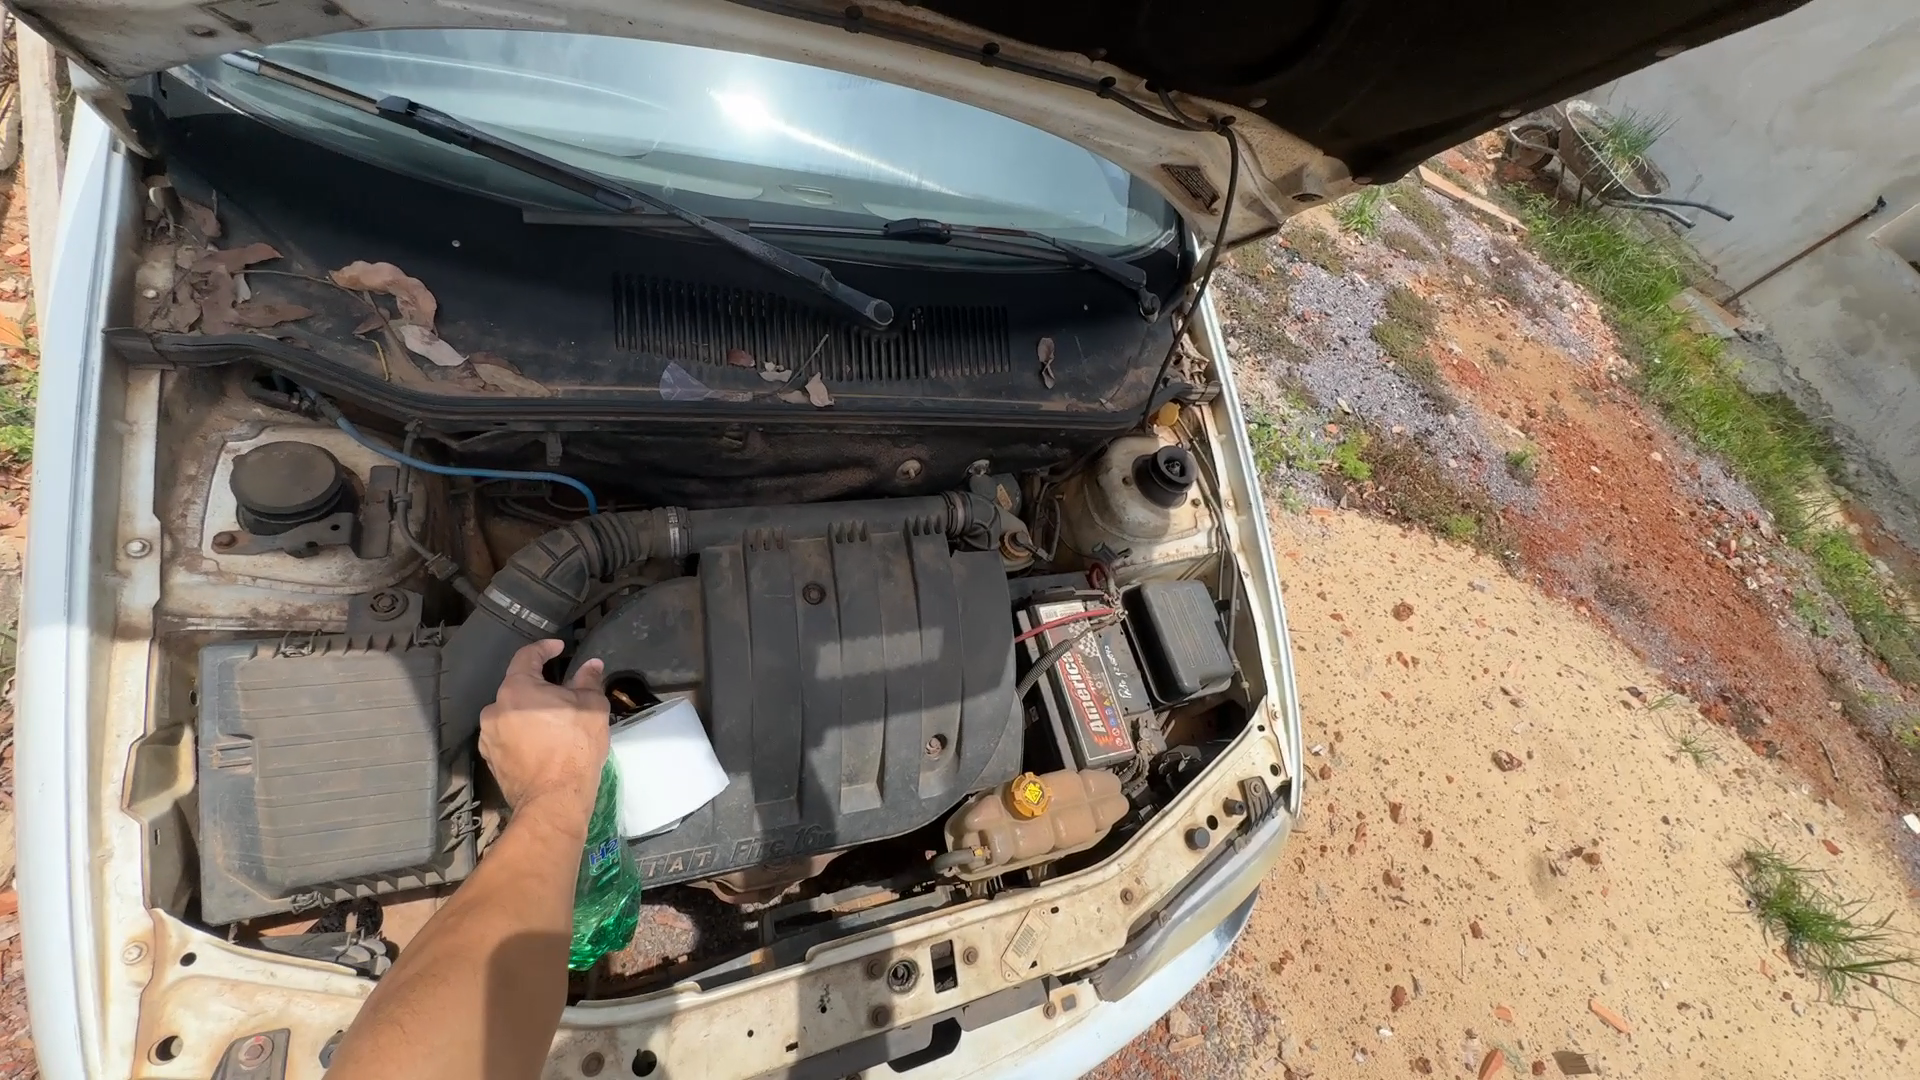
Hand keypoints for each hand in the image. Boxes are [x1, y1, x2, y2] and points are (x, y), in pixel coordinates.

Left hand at [478, 639, 609, 831]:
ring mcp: (488, 736)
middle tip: (566, 692)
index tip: (559, 648)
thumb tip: (591, 665)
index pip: (527, 657)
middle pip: (518, 687)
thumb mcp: (592, 706)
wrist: (554, 797)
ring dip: (531, 711)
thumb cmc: (575, 745)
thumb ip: (588, 681)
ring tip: (557, 721)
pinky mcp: (490, 759)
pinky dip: (524, 731)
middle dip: (540, 686)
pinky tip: (545, 741)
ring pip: (512, 713)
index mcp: (517, 689)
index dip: (545, 648)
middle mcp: (494, 709)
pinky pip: (508, 734)